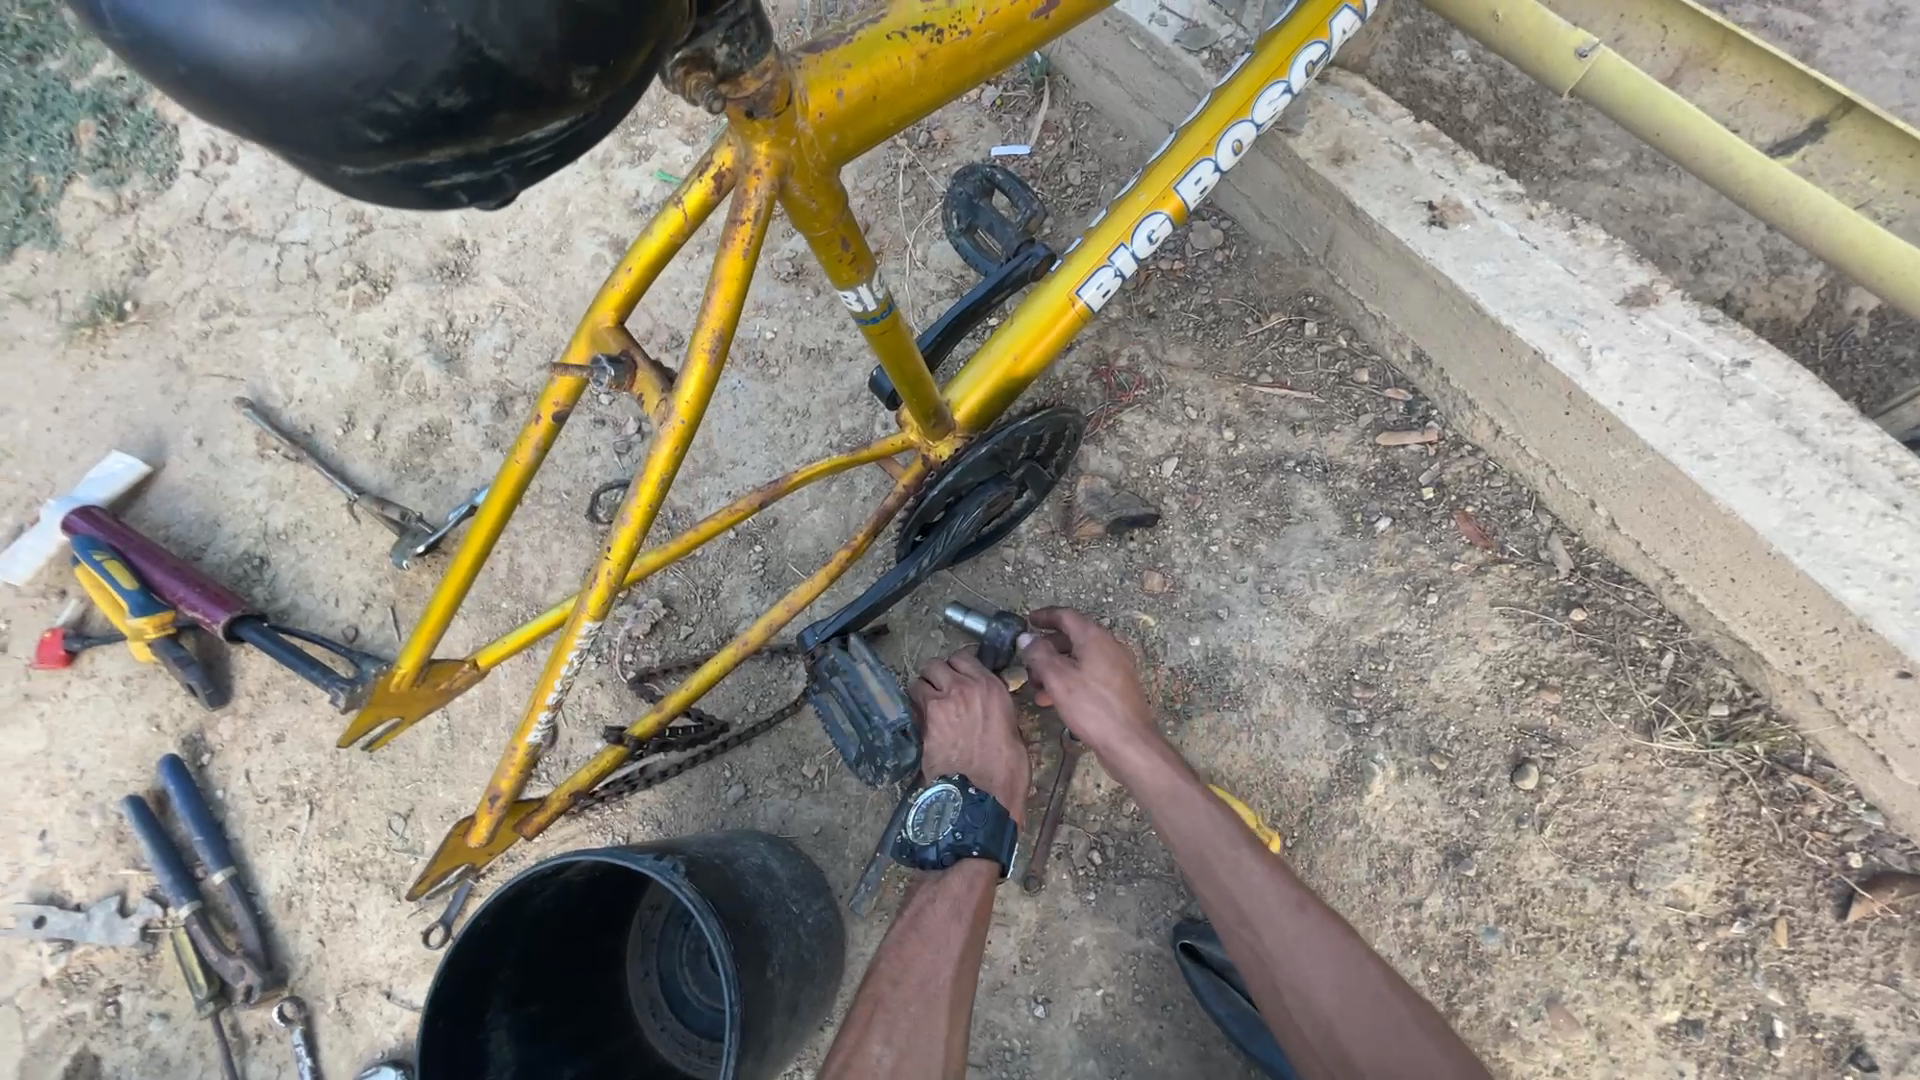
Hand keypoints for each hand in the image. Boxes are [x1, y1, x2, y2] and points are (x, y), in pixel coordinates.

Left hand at [907, 649, 1028, 825]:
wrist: (986, 794)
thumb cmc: (1006, 766)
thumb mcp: (1010, 724)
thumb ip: (992, 704)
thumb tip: (982, 703)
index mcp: (989, 687)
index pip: (962, 657)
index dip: (956, 668)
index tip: (956, 679)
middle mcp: (962, 688)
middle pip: (935, 665)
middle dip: (935, 677)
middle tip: (938, 693)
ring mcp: (939, 704)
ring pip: (918, 682)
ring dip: (921, 693)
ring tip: (927, 710)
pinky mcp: (921, 724)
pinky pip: (910, 708)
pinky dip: (913, 713)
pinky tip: (921, 726)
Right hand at [1018, 608, 1161, 761]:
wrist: (1129, 742)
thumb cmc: (1091, 706)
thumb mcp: (1057, 678)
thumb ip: (1038, 654)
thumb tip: (1026, 637)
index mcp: (1095, 637)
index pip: (1066, 616)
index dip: (1045, 616)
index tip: (1028, 621)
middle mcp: (1109, 646)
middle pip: (1073, 637)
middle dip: (1048, 647)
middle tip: (1028, 659)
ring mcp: (1116, 667)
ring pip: (1079, 658)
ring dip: (1056, 667)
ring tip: (1036, 686)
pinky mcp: (1118, 687)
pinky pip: (1089, 674)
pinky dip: (1070, 680)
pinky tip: (1054, 700)